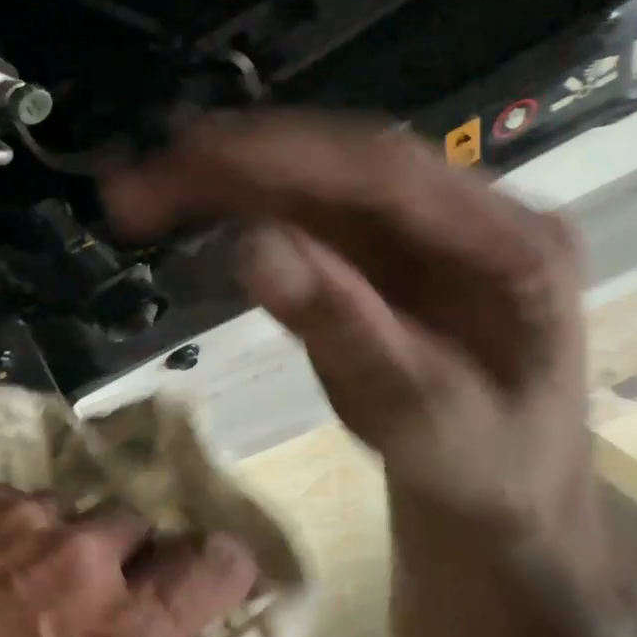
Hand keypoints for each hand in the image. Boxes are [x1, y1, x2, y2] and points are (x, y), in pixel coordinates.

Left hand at [0, 483, 257, 636]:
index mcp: (120, 630)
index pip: (206, 574)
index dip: (222, 563)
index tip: (221, 557)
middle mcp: (81, 558)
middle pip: (132, 527)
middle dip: (123, 551)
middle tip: (92, 578)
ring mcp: (22, 517)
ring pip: (65, 511)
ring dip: (58, 536)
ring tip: (17, 569)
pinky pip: (9, 500)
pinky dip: (5, 524)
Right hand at [101, 110, 591, 534]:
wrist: (492, 480)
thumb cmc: (474, 455)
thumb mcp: (418, 409)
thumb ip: (342, 327)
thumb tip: (251, 246)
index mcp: (506, 242)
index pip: (384, 173)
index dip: (282, 156)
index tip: (190, 155)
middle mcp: (457, 212)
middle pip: (333, 161)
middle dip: (228, 161)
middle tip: (135, 182)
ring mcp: (406, 223)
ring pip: (299, 175)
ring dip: (211, 176)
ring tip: (131, 193)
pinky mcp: (360, 239)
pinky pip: (284, 203)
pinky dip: (220, 199)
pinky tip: (171, 203)